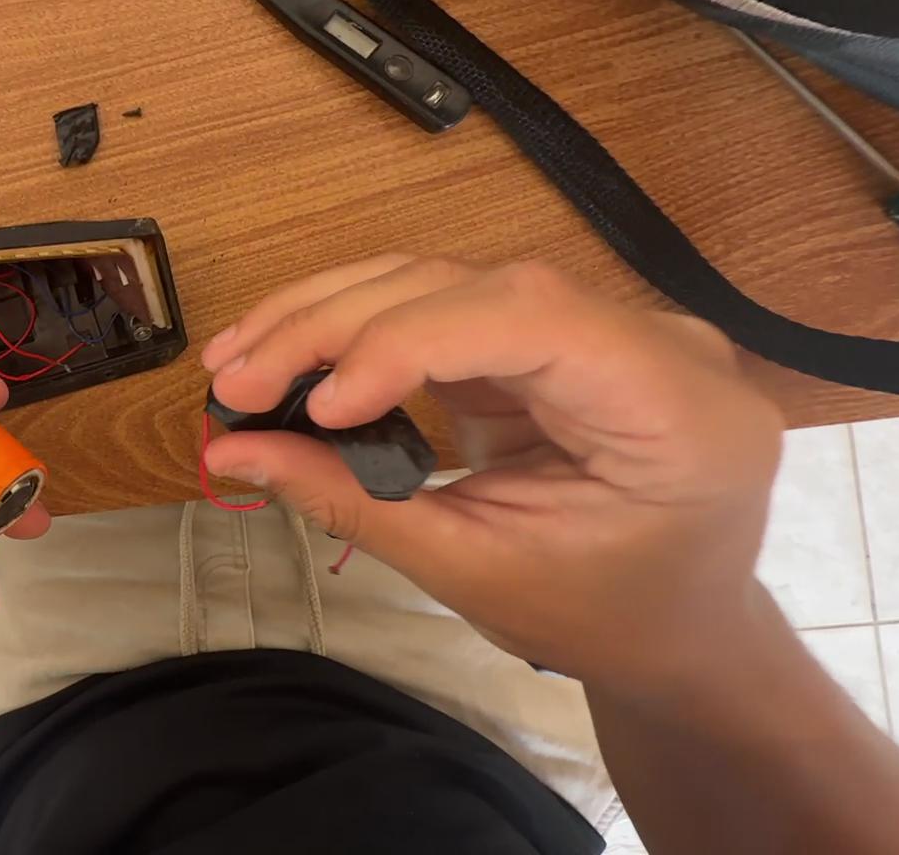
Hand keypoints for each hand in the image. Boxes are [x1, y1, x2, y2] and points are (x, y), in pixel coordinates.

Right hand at [200, 256, 784, 691]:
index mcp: (670, 406)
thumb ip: (348, 502)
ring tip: (232, 359)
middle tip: (232, 382)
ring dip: (312, 314)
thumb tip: (228, 453)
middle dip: (327, 328)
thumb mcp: (470, 571)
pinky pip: (412, 303)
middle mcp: (631, 336)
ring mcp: (572, 322)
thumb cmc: (596, 615)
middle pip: (451, 284)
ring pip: (418, 277)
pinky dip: (333, 324)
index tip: (317, 410)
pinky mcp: (515, 331)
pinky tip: (273, 348)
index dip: (403, 343)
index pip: (521, 317)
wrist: (668, 620)